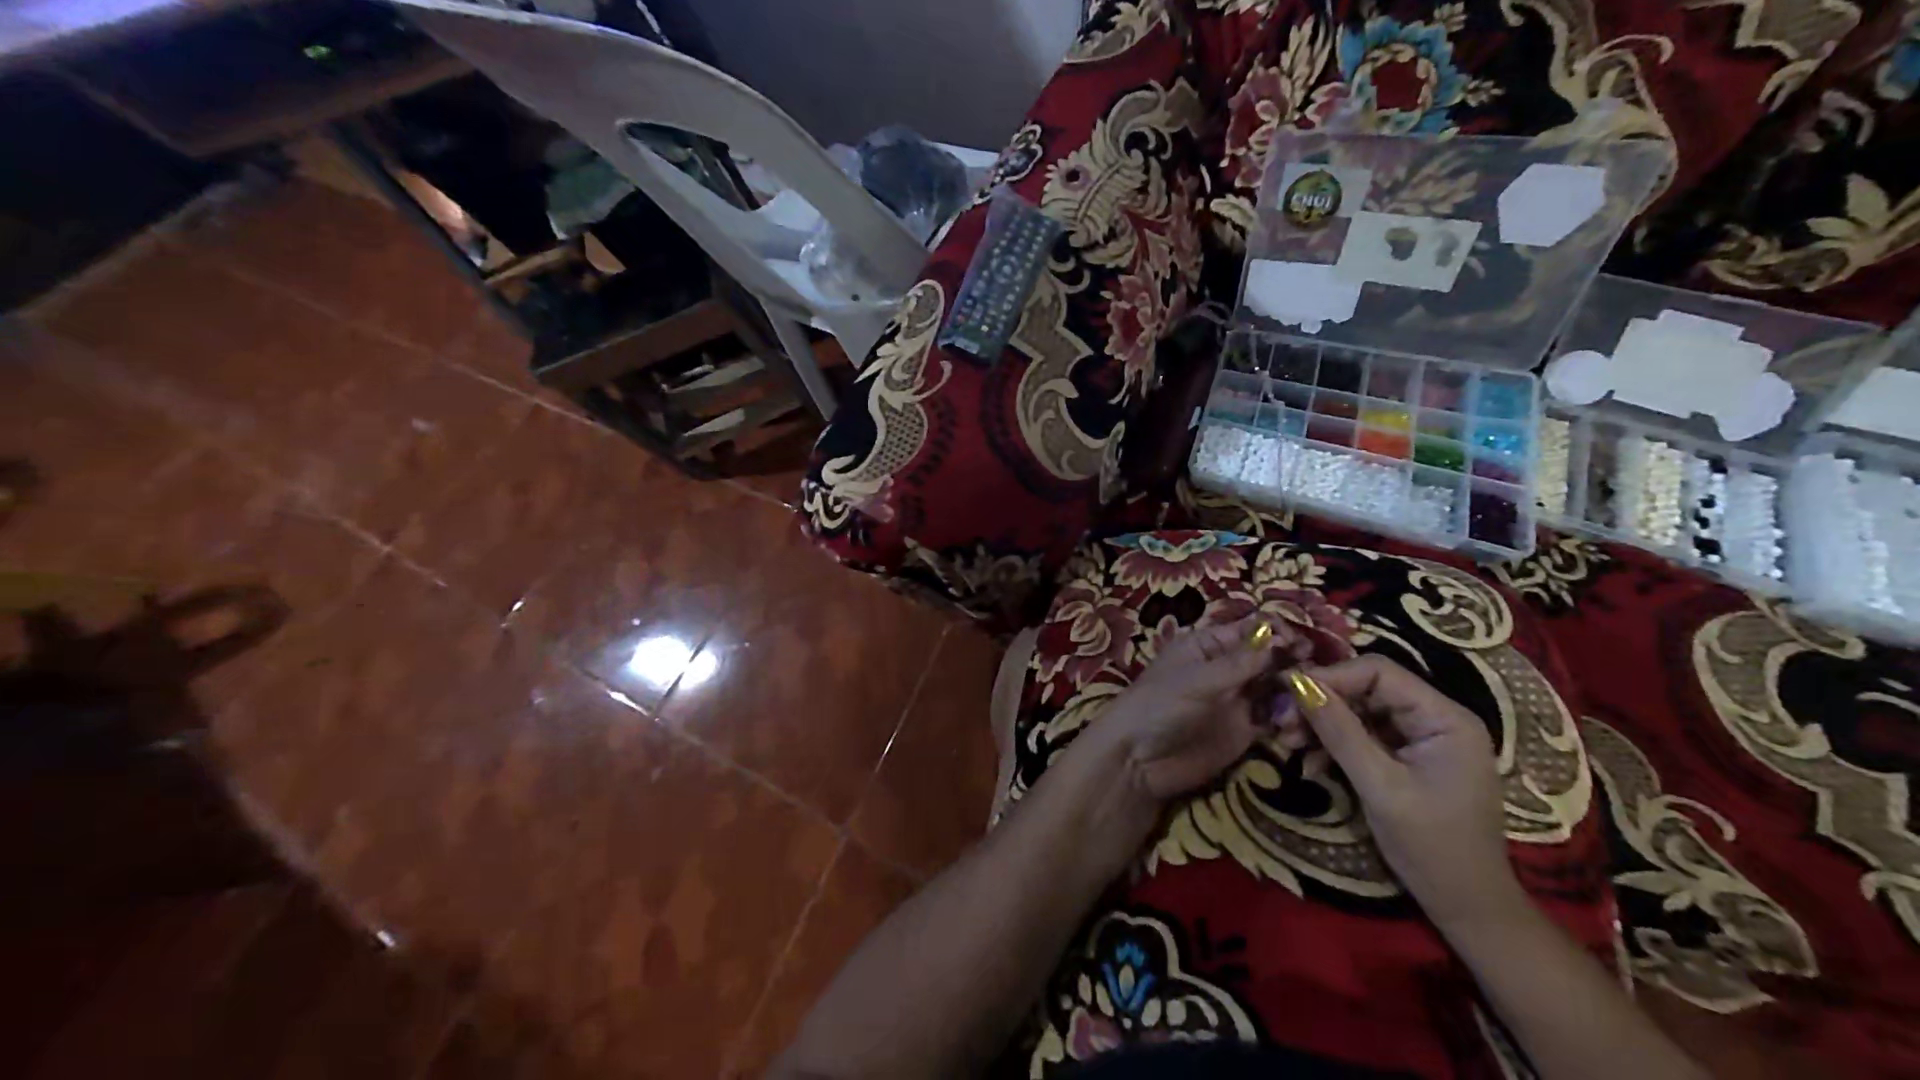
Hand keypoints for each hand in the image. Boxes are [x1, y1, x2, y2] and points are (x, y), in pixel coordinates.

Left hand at [1099, 616, 1287, 801]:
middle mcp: (1227, 667)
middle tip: (1315, 676)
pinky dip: (1291, 718)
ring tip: (1304, 703)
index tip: (1302, 645)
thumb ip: (1239, 663)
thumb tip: (1279, 638)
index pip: (1251, 629)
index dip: (1277, 633)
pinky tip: (1297, 725)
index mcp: (1208, 645)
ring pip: (1278, 686)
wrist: (1138, 762)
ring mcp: (1238, 699)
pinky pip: (1276, 717)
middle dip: (1293, 662)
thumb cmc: (1158, 707)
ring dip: (1295, 691)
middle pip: (1271, 657)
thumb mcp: (1197, 680)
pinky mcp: (1246, 730)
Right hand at [1276, 655, 1522, 927]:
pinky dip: (1333, 745)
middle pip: (1366, 689)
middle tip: (1281, 724)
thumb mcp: (1379, 786)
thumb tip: (1299, 685)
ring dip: (1321, 724)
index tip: (1289, 694)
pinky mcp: (1407, 758)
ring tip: (1287, 743)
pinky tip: (1310, 762)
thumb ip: (1340, 732)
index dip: (1331, 678)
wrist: (1467, 905)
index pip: (1379, 672)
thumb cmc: (1432, 845)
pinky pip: (1363, 736)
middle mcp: (1436, 719)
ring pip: (1359, 712)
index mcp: (1445, 718)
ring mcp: (1422, 739)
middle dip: (1321, 704)